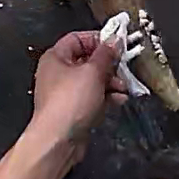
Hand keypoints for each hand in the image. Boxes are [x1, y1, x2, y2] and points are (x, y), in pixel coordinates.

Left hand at [25, 30, 125, 155]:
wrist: (58, 139)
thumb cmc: (67, 103)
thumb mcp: (93, 72)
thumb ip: (106, 54)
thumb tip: (114, 41)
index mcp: (55, 57)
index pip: (77, 38)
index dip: (97, 39)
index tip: (116, 43)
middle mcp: (57, 73)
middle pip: (87, 60)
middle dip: (108, 65)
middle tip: (122, 68)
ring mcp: (65, 92)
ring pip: (93, 80)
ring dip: (111, 82)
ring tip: (123, 87)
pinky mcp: (73, 109)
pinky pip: (93, 97)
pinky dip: (106, 97)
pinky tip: (118, 100)